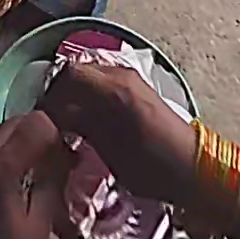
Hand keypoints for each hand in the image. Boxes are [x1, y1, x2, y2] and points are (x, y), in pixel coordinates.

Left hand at [0, 112, 73, 238]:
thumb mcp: (38, 226)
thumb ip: (53, 180)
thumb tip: (67, 153)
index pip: (38, 122)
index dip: (58, 136)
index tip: (67, 158)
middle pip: (20, 120)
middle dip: (40, 138)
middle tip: (54, 166)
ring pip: (4, 129)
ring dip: (22, 143)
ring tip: (34, 175)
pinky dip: (5, 151)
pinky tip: (12, 179)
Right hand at [40, 63, 197, 205]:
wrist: (195, 168)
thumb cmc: (154, 168)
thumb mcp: (111, 153)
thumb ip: (82, 126)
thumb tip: (57, 117)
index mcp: (114, 90)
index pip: (68, 74)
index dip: (51, 93)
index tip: (44, 115)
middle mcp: (121, 75)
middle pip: (76, 69)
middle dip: (60, 91)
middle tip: (52, 116)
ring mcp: (129, 77)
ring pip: (88, 73)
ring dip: (74, 91)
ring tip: (69, 117)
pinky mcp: (135, 85)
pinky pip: (102, 79)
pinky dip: (88, 92)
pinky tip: (88, 115)